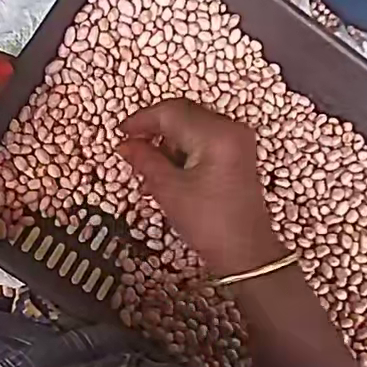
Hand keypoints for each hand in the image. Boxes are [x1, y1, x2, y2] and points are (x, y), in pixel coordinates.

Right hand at [116, 98, 285, 275]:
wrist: (245, 254)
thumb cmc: (209, 224)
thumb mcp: (169, 190)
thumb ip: (145, 160)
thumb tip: (125, 145)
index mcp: (216, 134)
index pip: (171, 112)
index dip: (141, 120)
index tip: (121, 132)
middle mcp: (230, 130)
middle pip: (182, 116)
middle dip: (154, 132)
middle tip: (131, 150)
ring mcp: (237, 142)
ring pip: (191, 129)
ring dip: (166, 145)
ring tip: (148, 174)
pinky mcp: (237, 156)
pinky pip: (203, 142)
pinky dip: (182, 153)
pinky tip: (167, 175)